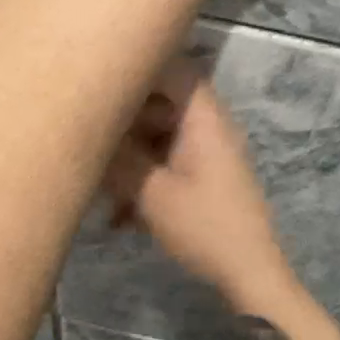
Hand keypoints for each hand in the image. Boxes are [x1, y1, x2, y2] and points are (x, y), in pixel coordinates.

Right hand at [103, 59, 295, 298]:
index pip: (175, 70)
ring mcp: (211, 155)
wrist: (250, 273)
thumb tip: (89, 133)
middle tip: (89, 139)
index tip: (102, 74)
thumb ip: (119, 159)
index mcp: (203, 119)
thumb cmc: (203, 226)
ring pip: (162, 140)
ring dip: (132, 159)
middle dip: (125, 123)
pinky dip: (147, 181)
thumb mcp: (151, 193)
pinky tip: (121, 218)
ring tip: (99, 189)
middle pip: (162, 106)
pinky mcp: (209, 180)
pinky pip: (171, 165)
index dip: (140, 66)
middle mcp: (210, 128)